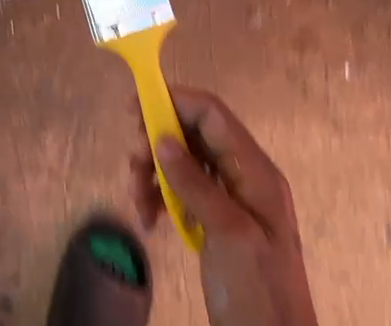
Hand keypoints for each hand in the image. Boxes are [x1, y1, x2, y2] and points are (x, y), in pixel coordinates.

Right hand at [129, 87, 319, 325]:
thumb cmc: (257, 288)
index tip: (135, 108)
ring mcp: (230, 201)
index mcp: (255, 172)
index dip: (175, 101)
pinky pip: (182, 192)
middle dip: (158, 143)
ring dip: (154, 174)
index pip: (212, 115)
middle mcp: (243, 177)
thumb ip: (196, 183)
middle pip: (193, 135)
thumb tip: (163, 138)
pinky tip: (150, 219)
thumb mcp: (228, 234)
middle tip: (134, 164)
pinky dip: (161, 198)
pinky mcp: (216, 223)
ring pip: (183, 163)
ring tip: (139, 202)